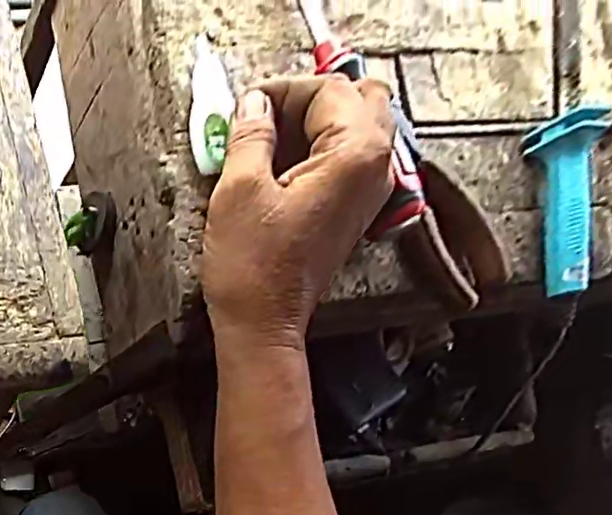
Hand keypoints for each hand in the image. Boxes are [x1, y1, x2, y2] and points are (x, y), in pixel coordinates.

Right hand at [201, 76, 395, 349]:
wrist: (262, 328)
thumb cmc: (253, 275)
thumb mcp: (237, 192)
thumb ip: (249, 136)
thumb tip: (252, 108)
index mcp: (355, 154)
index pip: (327, 89)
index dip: (280, 92)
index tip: (247, 108)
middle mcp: (374, 170)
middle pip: (354, 100)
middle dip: (305, 103)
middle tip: (260, 122)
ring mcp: (366, 195)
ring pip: (351, 130)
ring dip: (310, 128)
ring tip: (264, 149)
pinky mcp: (350, 216)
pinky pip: (343, 164)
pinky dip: (314, 156)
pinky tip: (277, 174)